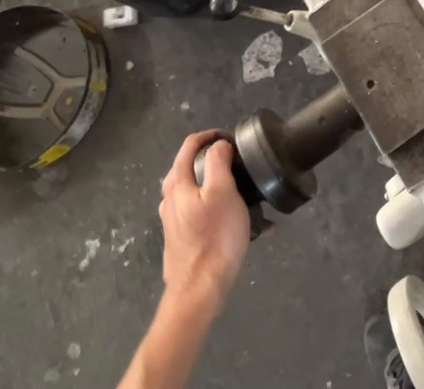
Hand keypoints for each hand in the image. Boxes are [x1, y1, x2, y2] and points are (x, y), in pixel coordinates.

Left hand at [158, 131, 250, 306]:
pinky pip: (206, 215)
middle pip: (192, 168)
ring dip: (222, 187)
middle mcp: (171, 199)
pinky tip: (251, 226)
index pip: (190, 145)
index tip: (234, 138)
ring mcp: (175, 221)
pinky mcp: (184, 239)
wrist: (200, 288)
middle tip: (241, 164)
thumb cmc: (215, 236)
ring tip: (248, 195)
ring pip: (199, 192)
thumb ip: (218, 162)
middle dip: (217, 161)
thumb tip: (219, 145)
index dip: (211, 135)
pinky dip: (224, 211)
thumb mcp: (223, 191)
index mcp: (178, 183)